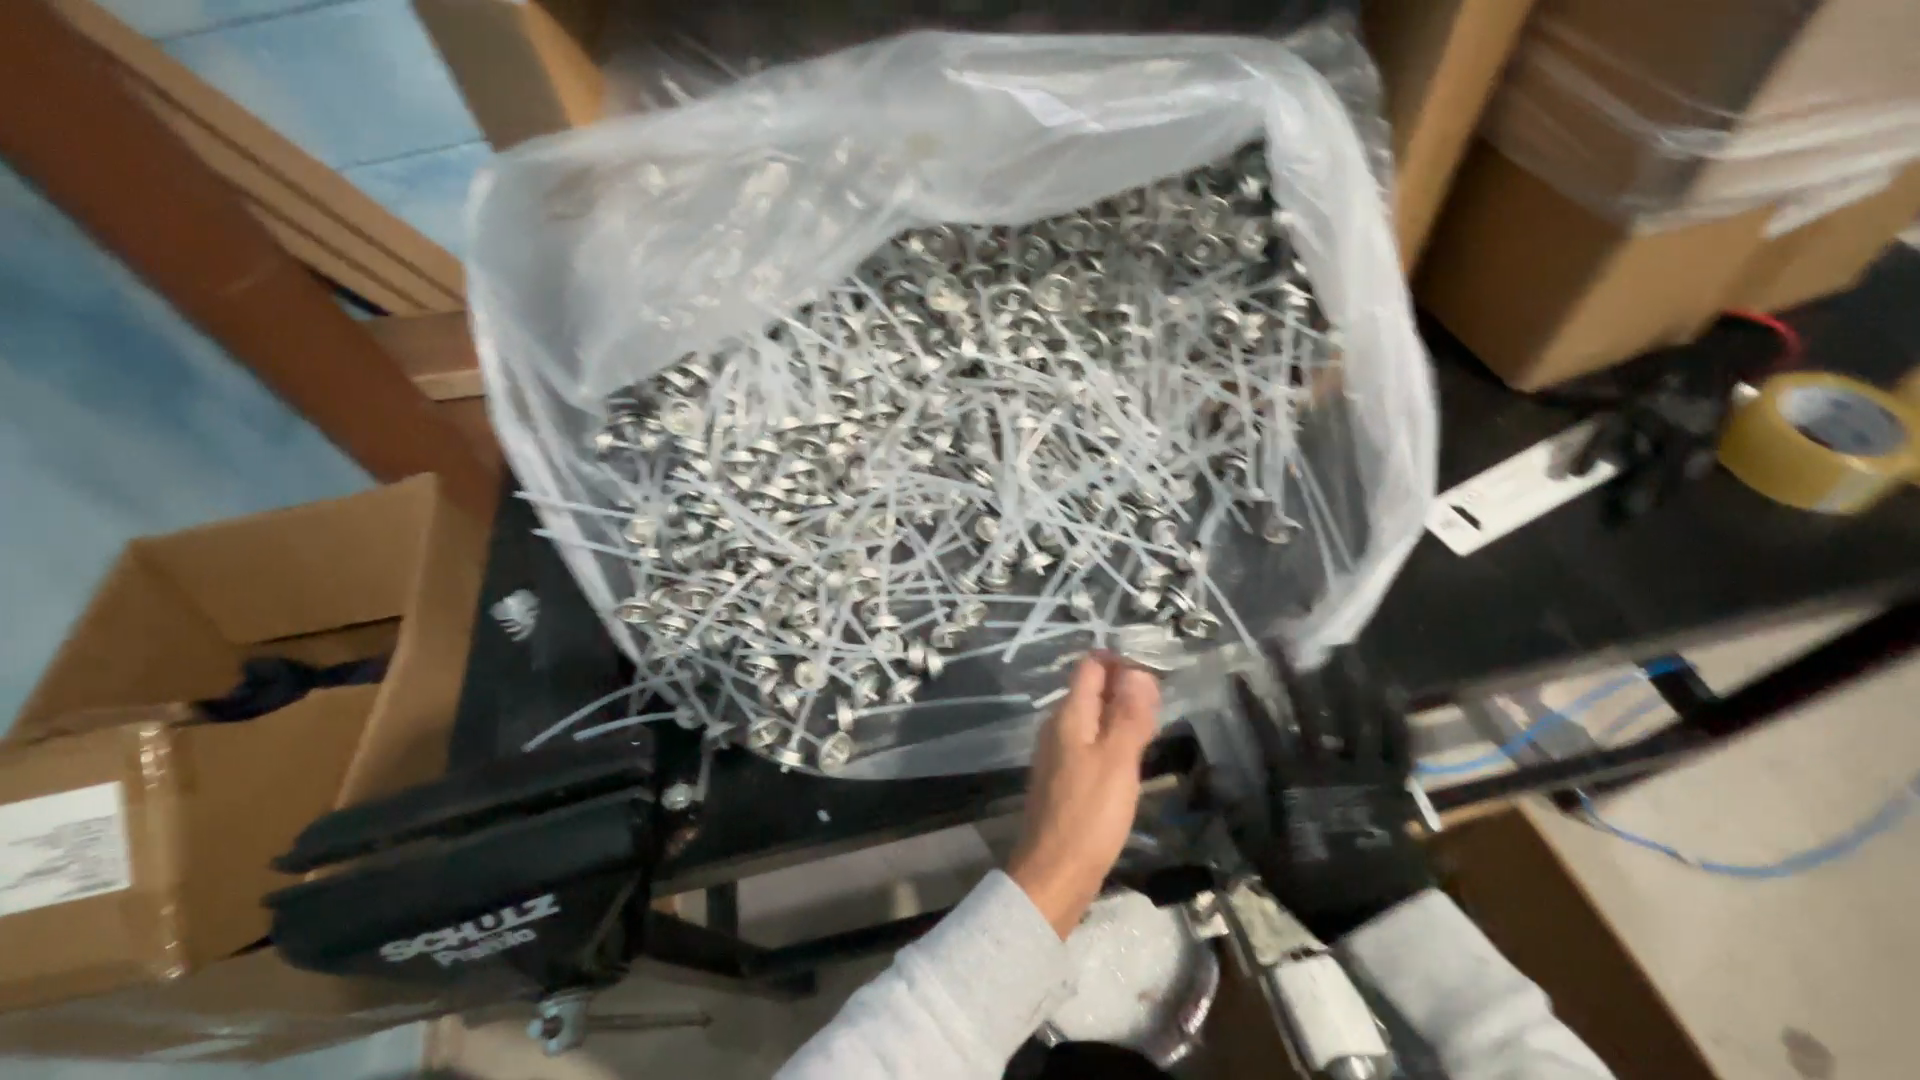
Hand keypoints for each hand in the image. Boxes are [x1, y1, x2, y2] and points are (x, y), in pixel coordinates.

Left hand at [1008, 655, 1159, 938]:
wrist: (1054, 875)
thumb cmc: (1089, 815)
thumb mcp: (1117, 759)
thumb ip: (1129, 714)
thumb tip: (1139, 671)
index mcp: (1068, 716)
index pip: (1090, 667)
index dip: (1121, 663)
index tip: (1155, 675)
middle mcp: (1057, 728)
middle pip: (1090, 691)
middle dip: (1124, 688)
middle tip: (1162, 702)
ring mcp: (1057, 755)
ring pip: (1091, 719)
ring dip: (1120, 716)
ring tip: (1154, 727)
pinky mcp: (1063, 781)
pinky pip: (1090, 745)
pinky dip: (1112, 742)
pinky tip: (1131, 760)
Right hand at [1236, 648, 1431, 942]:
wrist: (1378, 912)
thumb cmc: (1313, 883)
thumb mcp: (1261, 855)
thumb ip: (1235, 812)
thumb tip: (1209, 772)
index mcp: (1292, 782)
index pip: (1266, 730)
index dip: (1251, 700)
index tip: (1238, 673)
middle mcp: (1328, 766)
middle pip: (1309, 710)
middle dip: (1293, 673)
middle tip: (1282, 642)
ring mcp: (1365, 770)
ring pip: (1357, 715)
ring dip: (1347, 680)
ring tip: (1340, 650)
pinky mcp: (1394, 782)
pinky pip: (1397, 741)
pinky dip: (1394, 714)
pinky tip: (1388, 689)